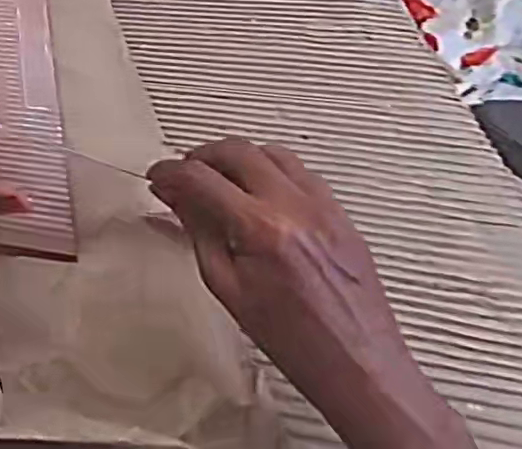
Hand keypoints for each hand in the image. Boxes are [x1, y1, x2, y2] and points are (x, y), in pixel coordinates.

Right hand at [149, 139, 471, 448]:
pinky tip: (259, 191)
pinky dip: (271, 170)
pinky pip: (300, 171)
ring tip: (220, 179)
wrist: (362, 372)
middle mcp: (296, 209)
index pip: (199, 176)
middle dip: (199, 156)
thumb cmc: (300, 343)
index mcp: (262, 229)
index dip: (168, 171)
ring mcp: (324, 208)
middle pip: (234, 150)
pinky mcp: (341, 215)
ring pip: (269, 151)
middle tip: (184, 174)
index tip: (159, 176)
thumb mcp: (227, 286)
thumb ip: (197, 231)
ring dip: (236, 158)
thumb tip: (176, 197)